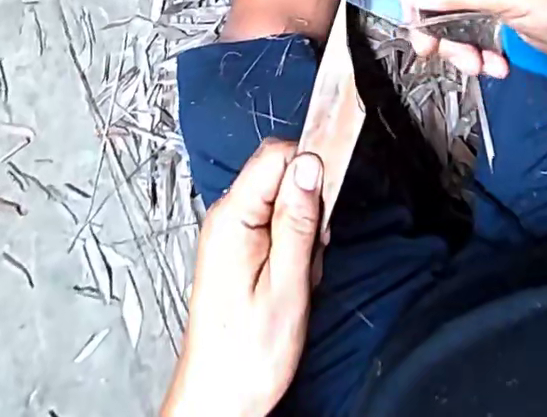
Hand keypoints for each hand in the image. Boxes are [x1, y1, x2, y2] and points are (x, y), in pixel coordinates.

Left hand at [162, 140, 324, 416]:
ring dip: (303, 226)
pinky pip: (274, 220)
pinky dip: (293, 241)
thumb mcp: (285, 286)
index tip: (328, 194)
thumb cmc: (245, 356)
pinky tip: (292, 274)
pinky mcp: (237, 246)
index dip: (309, 166)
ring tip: (301, 270)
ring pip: (281, 196)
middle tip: (314, 244)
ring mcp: (230, 231)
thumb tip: (310, 165)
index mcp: (232, 218)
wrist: (218, 401)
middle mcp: (226, 217)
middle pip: (279, 172)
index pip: (275, 155)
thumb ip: (298, 220)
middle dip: (308, 201)